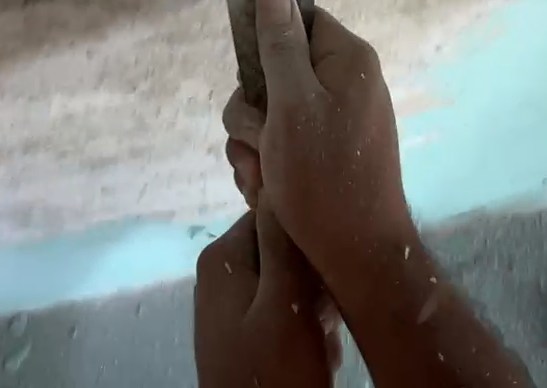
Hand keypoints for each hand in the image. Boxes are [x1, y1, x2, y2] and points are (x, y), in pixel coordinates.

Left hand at [194, 205, 333, 387]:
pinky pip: (281, 315)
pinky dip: (302, 331)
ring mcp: (229, 308)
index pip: (271, 216)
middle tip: (327, 313)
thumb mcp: (284, 300)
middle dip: (311, 281)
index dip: (304, 237)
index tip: (326, 266)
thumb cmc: (272, 371)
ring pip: (287, 287)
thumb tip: (276, 178)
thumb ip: (280, 241)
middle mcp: (220, 274)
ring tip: (323, 337)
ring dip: (313, 310)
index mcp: (221, 256)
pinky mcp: (242, 335)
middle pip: (280, 252)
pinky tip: (317, 354)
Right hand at [223, 0, 414, 290]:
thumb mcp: (292, 103)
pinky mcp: (324, 149)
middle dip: (254, 106)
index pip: (298, 19)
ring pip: (269, 108)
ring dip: (254, 140)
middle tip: (260, 138)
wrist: (356, 257)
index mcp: (347, 59)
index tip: (249, 73)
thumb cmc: (324, 176)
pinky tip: (267, 187)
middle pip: (276, 66)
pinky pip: (281, 139)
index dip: (266, 40)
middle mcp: (344, 82)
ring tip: (264, 172)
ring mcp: (335, 117)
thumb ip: (279, 45)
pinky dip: (267, 161)